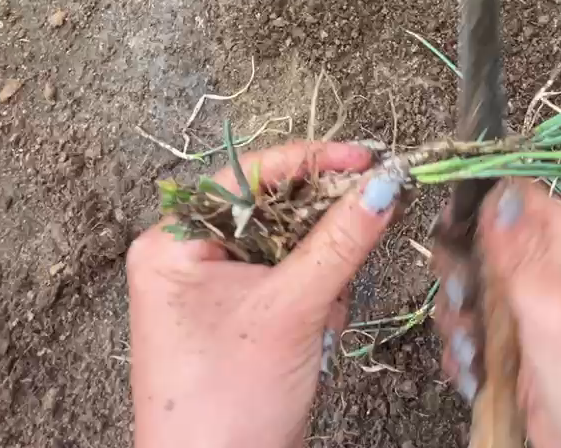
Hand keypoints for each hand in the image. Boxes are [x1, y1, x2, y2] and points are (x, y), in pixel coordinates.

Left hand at [127, 141, 404, 447]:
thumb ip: (342, 239)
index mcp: (175, 242)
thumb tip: (386, 183)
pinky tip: (324, 325)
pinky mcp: (243, 313)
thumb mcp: (292, 309)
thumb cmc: (230, 402)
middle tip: (370, 216)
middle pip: (275, 206)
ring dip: (325, 266)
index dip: (310, 160)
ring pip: (291, 240)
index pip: (250, 175)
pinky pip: (293, 273)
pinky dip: (319, 291)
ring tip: (330, 308)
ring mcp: (216, 286)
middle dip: (322, 227)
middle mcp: (190, 255)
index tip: (365, 158)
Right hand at [433, 180, 560, 447]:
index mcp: (559, 235)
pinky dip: (461, 347)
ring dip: (456, 317)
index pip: (506, 192)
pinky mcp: (507, 336)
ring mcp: (522, 298)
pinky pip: (466, 324)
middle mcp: (540, 258)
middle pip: (473, 238)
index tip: (452, 237)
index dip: (471, 208)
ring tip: (473, 349)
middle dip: (458, 272)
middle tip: (468, 302)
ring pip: (463, 283)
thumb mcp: (551, 304)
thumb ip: (518, 250)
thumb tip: (496, 194)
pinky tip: (473, 370)